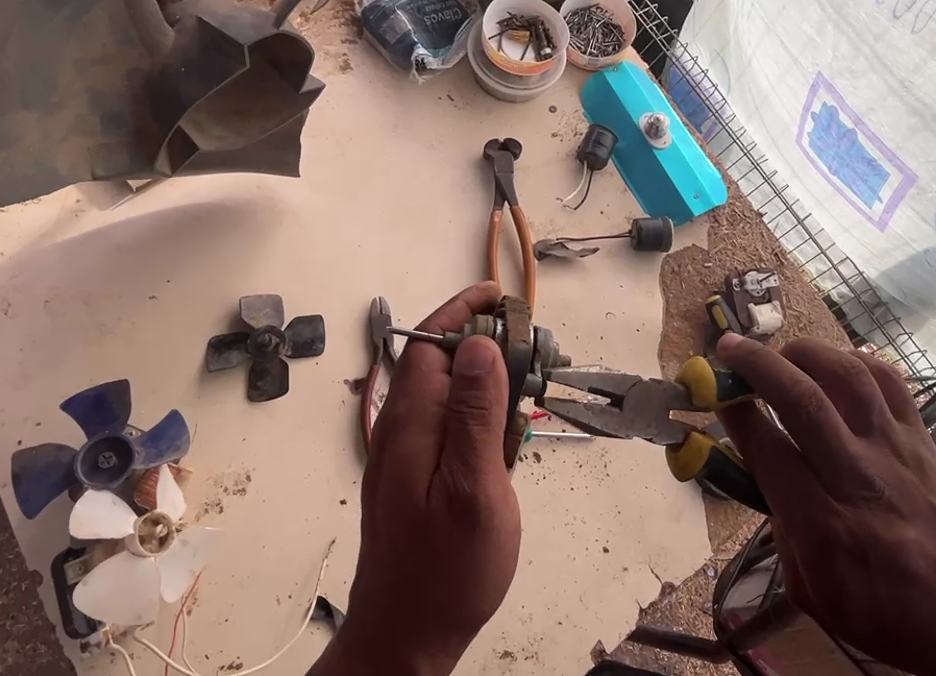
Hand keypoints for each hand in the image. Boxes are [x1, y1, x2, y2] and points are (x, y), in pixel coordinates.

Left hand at [314, 284, 519, 675]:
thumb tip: (481, 344)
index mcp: (410, 422)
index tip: (503, 297)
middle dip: (484, 344)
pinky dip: (480, 414)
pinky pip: (448, 423)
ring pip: (447, 393)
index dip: (463, 311)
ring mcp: (406, 453)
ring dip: (486, 380)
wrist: (406, 639)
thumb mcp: (472, 488)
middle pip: (440, 363)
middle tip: (534, 351)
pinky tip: (506, 437)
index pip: (429, 343)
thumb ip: (475, 413)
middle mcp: (400, 428)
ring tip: (529, 390)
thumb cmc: (446, 569)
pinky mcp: (415, 475)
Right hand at [714, 333, 935, 675]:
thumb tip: (768, 476)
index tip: (715, 393)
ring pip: (847, 376)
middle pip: (801, 399)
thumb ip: (782, 532)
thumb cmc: (889, 613)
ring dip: (804, 352)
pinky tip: (835, 364)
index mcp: (824, 523)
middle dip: (757, 365)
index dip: (734, 412)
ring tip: (781, 352)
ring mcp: (895, 449)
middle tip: (729, 347)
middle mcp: (857, 475)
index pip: (767, 448)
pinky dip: (857, 360)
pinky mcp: (923, 437)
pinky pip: (889, 381)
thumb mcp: (813, 594)